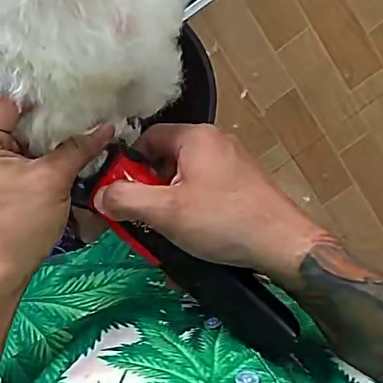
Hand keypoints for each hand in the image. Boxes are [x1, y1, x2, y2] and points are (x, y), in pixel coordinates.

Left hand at [0, 98, 112, 282]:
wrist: (8, 267)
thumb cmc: (20, 224)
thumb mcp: (53, 179)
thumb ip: (79, 148)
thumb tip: (106, 128)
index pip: (9, 103)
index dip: (41, 99)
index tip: (72, 97)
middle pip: (19, 119)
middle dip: (52, 119)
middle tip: (84, 112)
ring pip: (28, 139)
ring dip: (54, 138)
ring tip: (84, 128)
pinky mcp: (6, 180)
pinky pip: (30, 157)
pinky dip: (50, 154)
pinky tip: (74, 150)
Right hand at [94, 124, 329, 283]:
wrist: (283, 244)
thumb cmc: (222, 220)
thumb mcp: (165, 211)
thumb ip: (125, 200)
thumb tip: (99, 196)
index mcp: (196, 137)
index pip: (147, 138)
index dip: (128, 165)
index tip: (119, 193)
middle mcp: (217, 143)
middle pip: (167, 161)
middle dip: (150, 191)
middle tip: (142, 219)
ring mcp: (235, 166)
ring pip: (187, 182)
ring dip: (171, 207)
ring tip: (167, 233)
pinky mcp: (246, 188)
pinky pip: (207, 195)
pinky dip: (194, 213)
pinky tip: (193, 237)